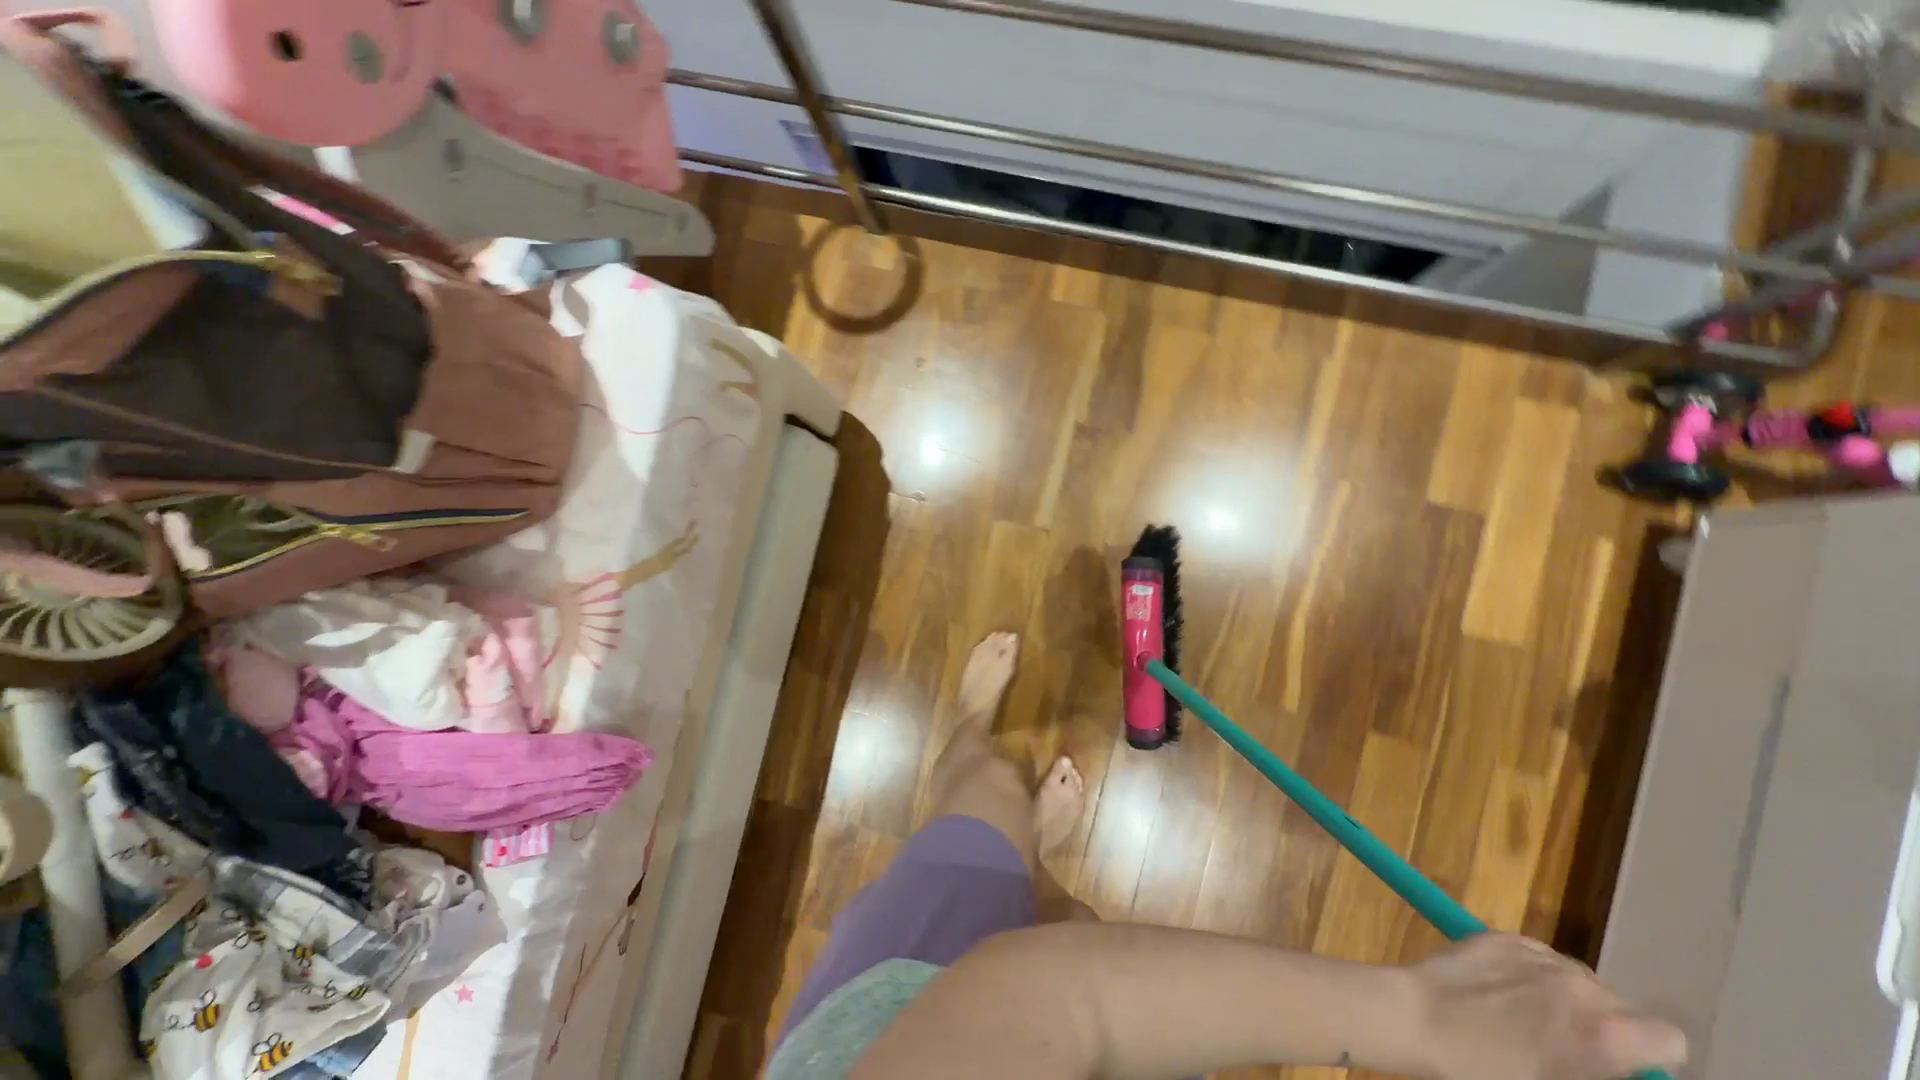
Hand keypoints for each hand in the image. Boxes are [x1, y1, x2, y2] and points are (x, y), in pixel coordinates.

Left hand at [1408, 933, 1687, 1079]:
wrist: (1415, 1019)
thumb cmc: (1482, 1071)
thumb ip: (1593, 1072)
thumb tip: (1612, 1063)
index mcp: (1607, 1035)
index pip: (1669, 1040)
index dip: (1650, 1057)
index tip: (1620, 1068)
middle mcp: (1582, 987)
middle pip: (1621, 1007)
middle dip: (1605, 1028)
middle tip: (1565, 1048)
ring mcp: (1542, 956)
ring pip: (1579, 980)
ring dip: (1567, 999)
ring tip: (1525, 1019)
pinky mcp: (1507, 937)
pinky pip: (1540, 958)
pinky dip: (1532, 975)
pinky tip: (1500, 992)